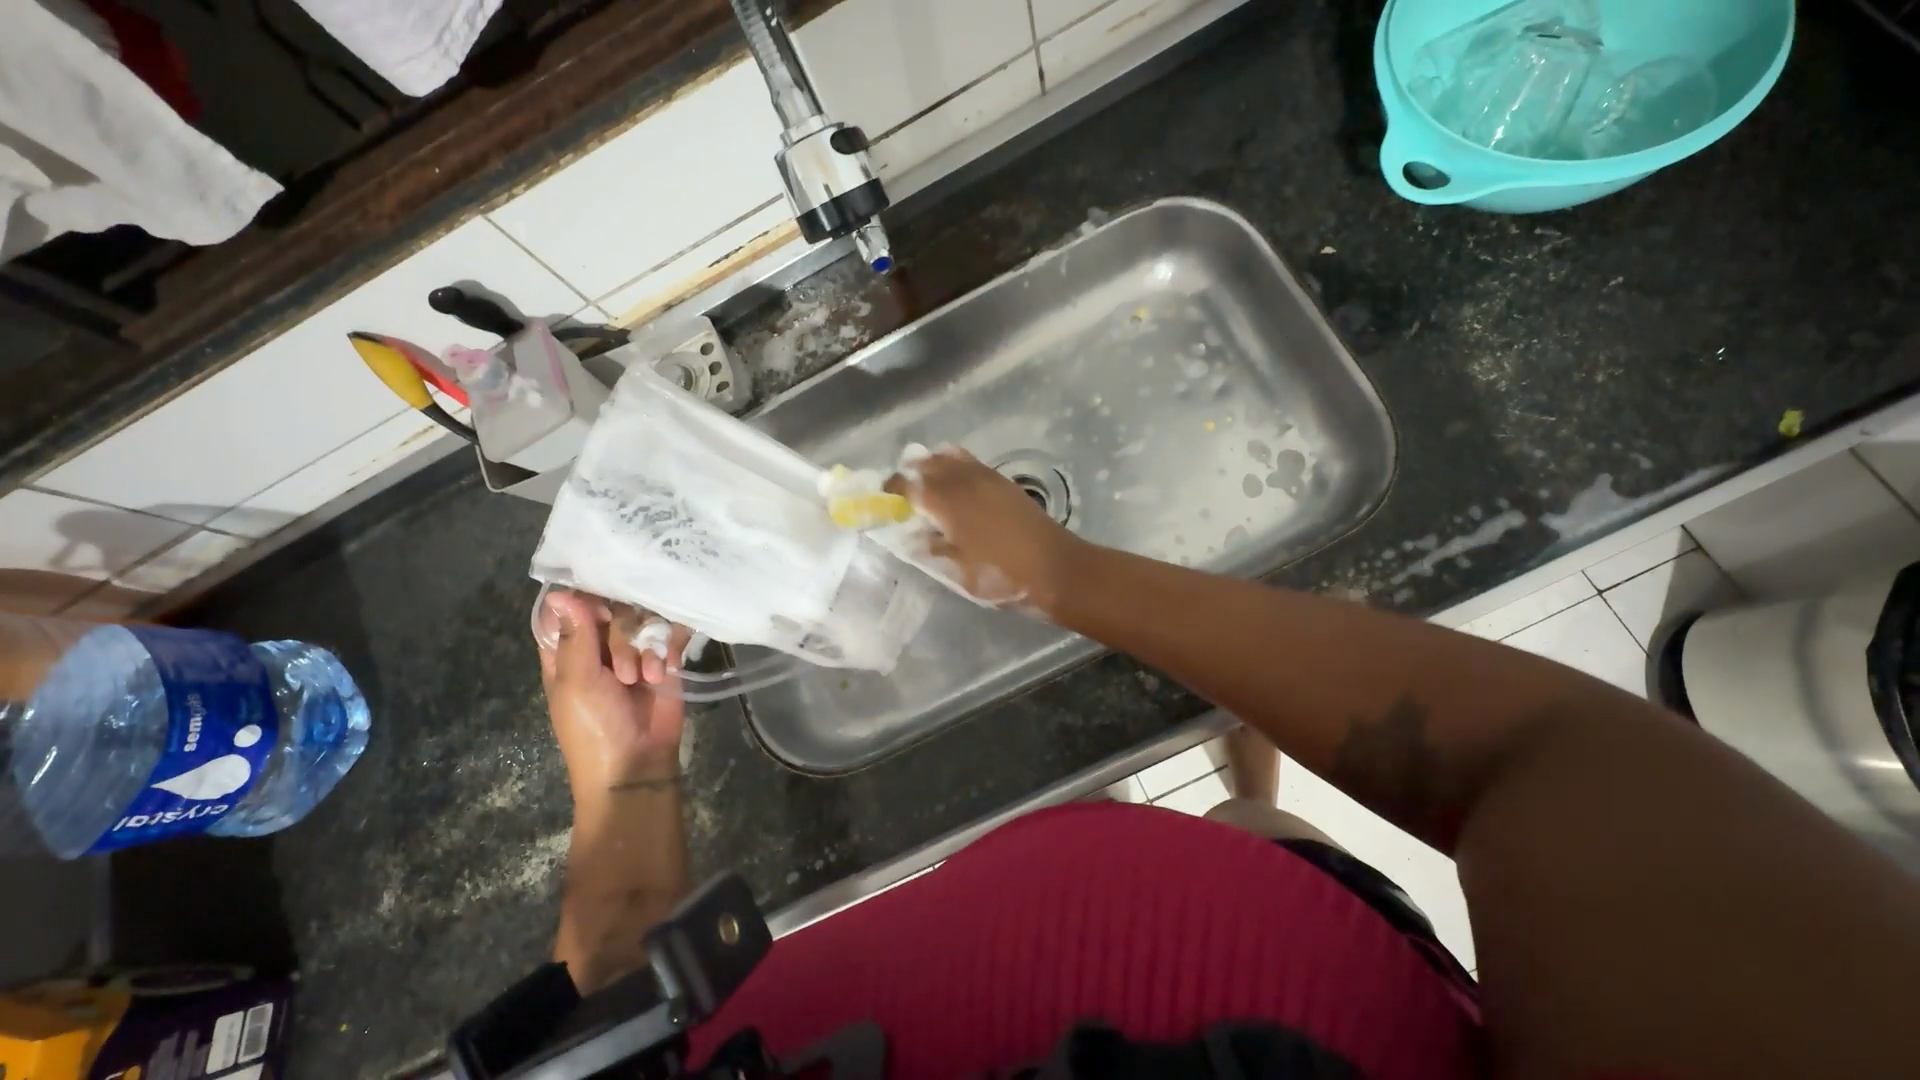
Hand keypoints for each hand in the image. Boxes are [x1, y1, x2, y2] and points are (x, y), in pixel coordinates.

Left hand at [537, 589, 688, 795]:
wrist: (638, 764)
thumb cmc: (594, 727)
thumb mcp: (576, 682)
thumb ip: (575, 635)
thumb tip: (558, 592)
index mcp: (566, 653)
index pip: (568, 609)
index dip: (582, 602)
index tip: (596, 611)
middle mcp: (599, 647)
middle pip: (610, 609)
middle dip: (620, 635)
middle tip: (622, 668)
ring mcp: (633, 653)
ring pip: (641, 618)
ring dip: (644, 646)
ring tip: (645, 677)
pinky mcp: (665, 660)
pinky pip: (669, 633)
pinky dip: (668, 647)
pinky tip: (665, 671)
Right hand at [885, 447, 1086, 614]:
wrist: (1056, 569)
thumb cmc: (1003, 575)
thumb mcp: (960, 571)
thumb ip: (933, 550)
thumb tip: (914, 538)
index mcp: (949, 502)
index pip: (911, 484)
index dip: (894, 487)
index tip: (884, 497)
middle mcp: (966, 482)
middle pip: (931, 464)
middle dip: (913, 473)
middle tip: (904, 490)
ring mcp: (989, 479)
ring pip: (953, 459)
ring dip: (935, 467)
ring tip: (927, 483)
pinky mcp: (1006, 484)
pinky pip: (972, 465)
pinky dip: (957, 468)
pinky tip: (957, 485)